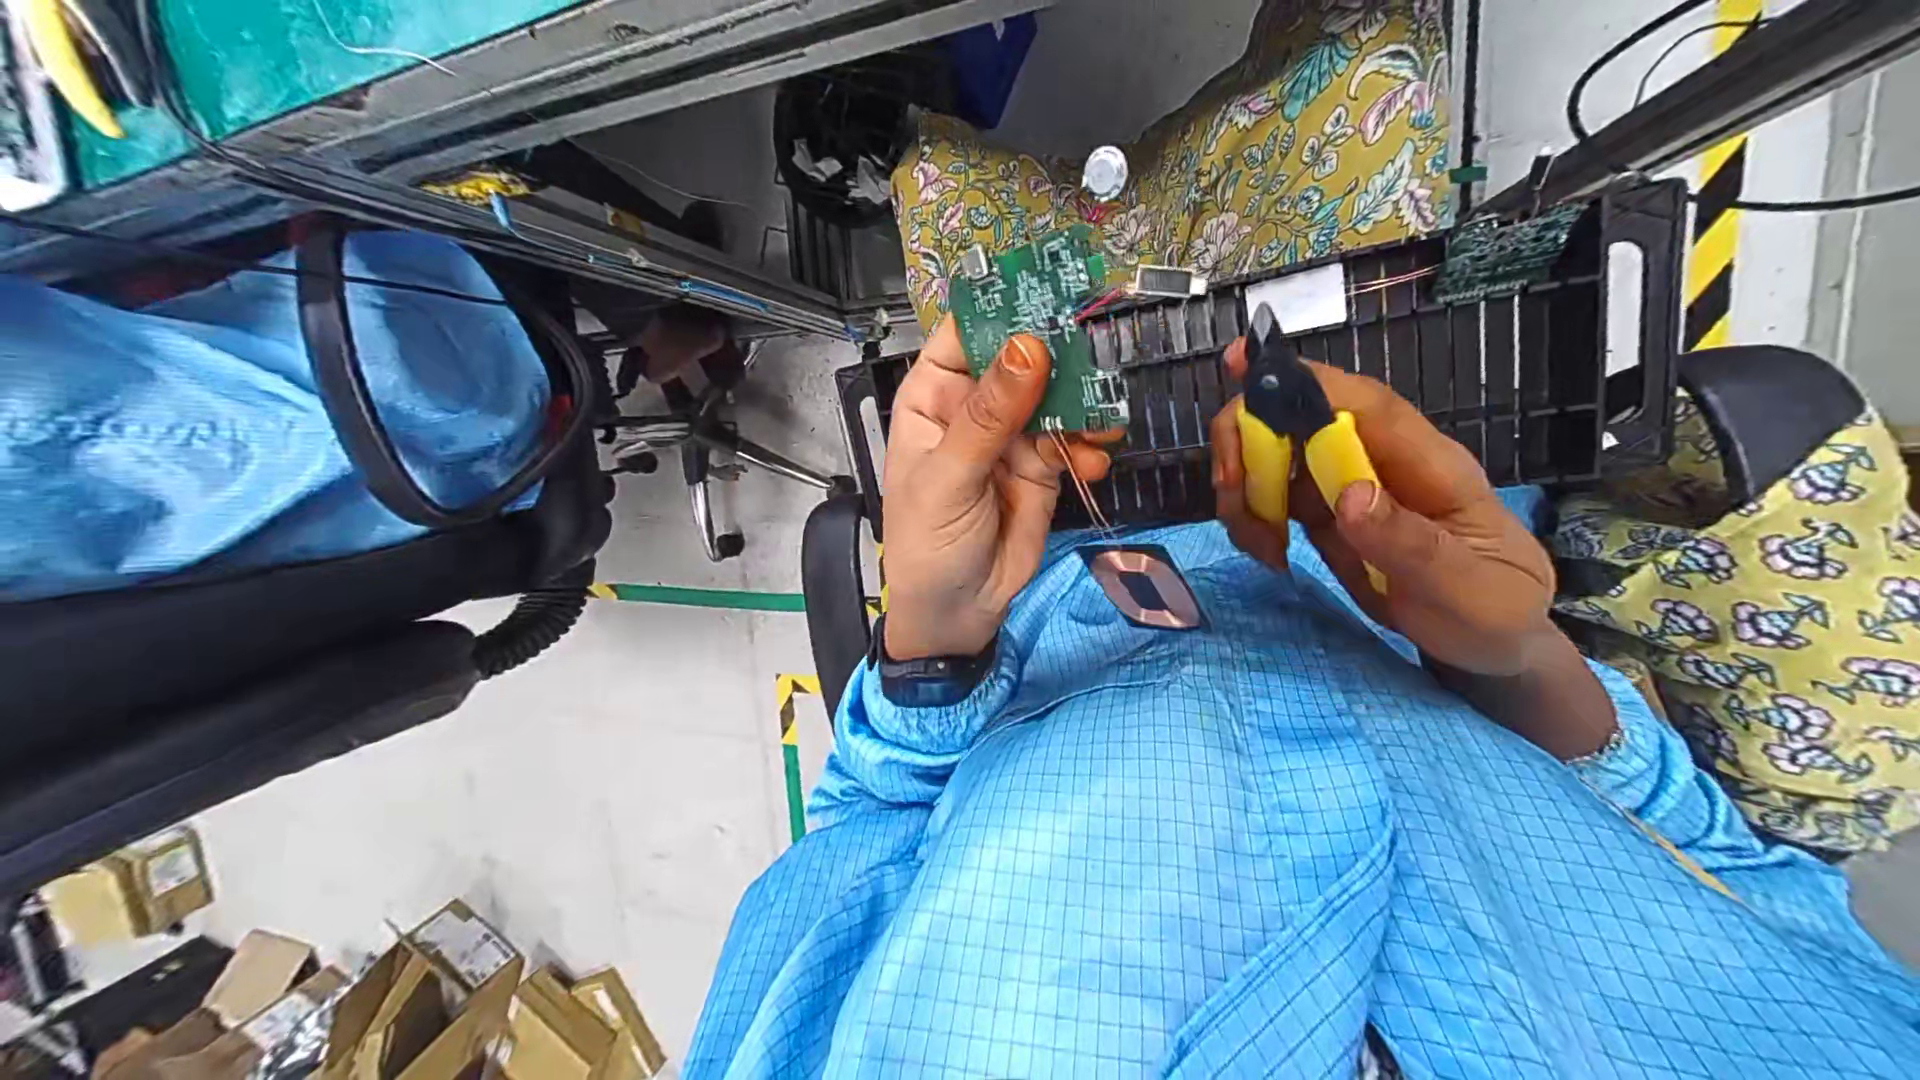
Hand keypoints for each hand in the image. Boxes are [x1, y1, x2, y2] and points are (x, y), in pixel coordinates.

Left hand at [882, 319, 1114, 660]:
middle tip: (1095, 356)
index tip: (1047, 291)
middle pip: (1022, 359)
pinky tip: (1094, 461)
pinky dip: (1090, 446)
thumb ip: (989, 417)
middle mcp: (976, 408)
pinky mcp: (1044, 467)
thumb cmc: (928, 544)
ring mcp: (1013, 436)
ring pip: (1057, 397)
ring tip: (1101, 422)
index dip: (1002, 310)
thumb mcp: (950, 478)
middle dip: (1059, 357)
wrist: (958, 612)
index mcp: (934, 398)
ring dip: (1084, 405)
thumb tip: (1028, 347)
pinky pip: (1075, 440)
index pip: (966, 335)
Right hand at [1209, 342, 1557, 676]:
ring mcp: (1343, 484)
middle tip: (1233, 495)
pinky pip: (1268, 499)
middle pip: (1295, 421)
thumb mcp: (1467, 586)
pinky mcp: (1320, 512)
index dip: (1302, 380)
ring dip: (1244, 495)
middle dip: (1247, 447)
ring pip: (1270, 460)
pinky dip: (1249, 520)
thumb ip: (1410, 543)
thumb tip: (1349, 495)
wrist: (1482, 640)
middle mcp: (1375, 460)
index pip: (1360, 405)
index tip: (1243, 368)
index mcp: (1424, 462)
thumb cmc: (1490, 609)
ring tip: (1260, 546)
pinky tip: (1266, 553)